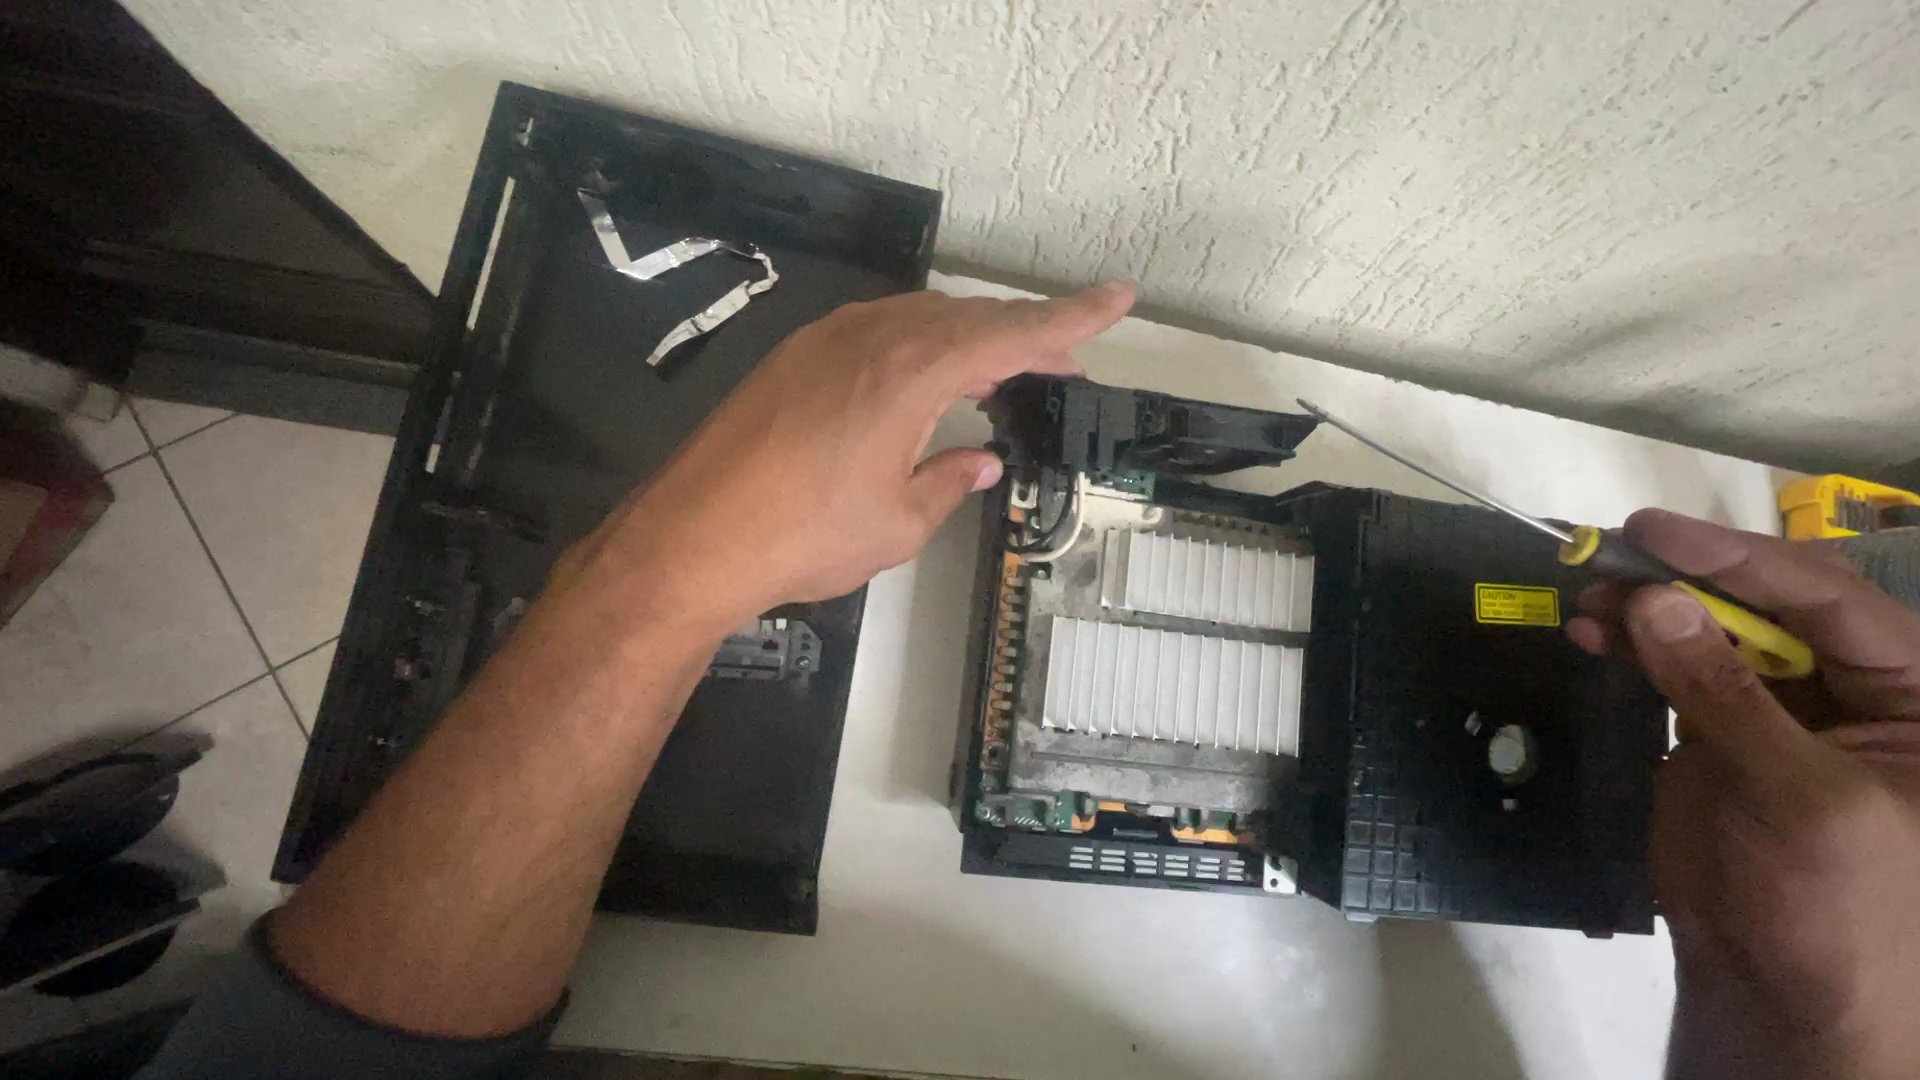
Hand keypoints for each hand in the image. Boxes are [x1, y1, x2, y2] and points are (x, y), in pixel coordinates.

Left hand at [552, 284, 1134, 636]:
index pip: (1013, 333)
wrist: (697, 534)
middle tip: (1065, 360)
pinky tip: (926, 379)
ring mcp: (829, 340)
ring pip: (923, 320)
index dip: (1073, 317)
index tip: (1119, 299)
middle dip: (1026, 335)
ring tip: (1003, 372)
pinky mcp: (797, 356)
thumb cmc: (807, 535)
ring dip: (971, 341)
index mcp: (913, 371)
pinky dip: (921, 348)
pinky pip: (881, 333)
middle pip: (970, 319)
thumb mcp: (899, 521)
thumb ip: (949, 481)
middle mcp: (874, 337)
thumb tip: (979, 461)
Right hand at [1567, 510, 1919, 1079]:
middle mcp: (1853, 691)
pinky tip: (1590, 632)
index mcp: (1919, 701)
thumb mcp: (1796, 792)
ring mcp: (1778, 709)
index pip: (1833, 604)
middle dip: (1684, 581)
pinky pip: (1671, 666)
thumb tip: (1652, 600)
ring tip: (1587, 598)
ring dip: (1645, 609)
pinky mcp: (1715, 728)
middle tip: (1604, 561)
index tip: (1652, 531)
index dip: (1742, 560)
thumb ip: (1723, 692)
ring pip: (1708, 632)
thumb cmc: (1835, 901)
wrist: (1782, 982)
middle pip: (1765, 608)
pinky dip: (1629, 644)